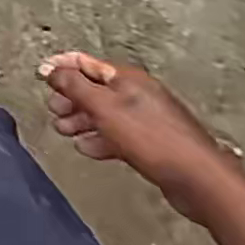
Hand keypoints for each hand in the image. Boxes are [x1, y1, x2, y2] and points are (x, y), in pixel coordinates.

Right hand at [40, 51, 244, 219]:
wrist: (202, 182)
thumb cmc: (152, 138)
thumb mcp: (101, 105)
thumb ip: (72, 84)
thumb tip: (51, 69)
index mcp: (128, 78)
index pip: (84, 62)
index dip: (59, 66)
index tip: (41, 74)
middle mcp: (139, 94)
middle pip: (93, 89)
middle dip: (69, 98)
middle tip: (53, 108)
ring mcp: (150, 119)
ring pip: (104, 113)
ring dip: (81, 120)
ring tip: (64, 130)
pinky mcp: (156, 143)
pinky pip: (120, 133)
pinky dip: (101, 137)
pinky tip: (89, 148)